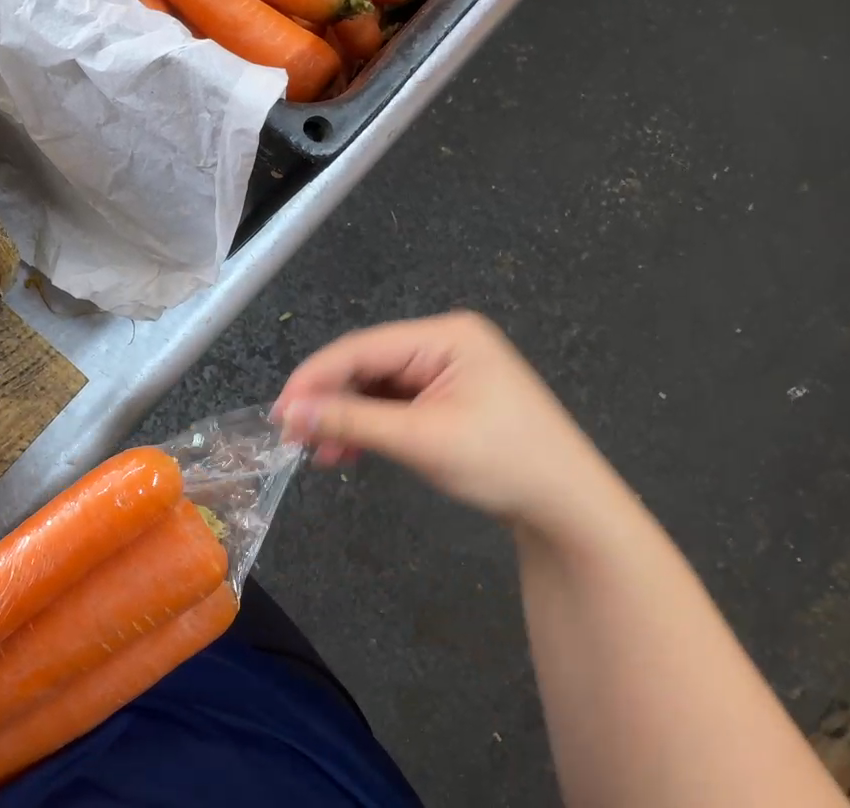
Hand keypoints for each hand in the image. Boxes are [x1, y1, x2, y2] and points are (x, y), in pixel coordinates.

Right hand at [273, 311, 620, 528]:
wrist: (571, 511)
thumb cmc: (505, 464)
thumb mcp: (420, 440)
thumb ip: (349, 421)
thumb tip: (288, 413)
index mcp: (446, 337)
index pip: (360, 349)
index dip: (313, 378)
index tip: (278, 410)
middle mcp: (442, 345)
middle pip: (363, 367)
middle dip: (327, 403)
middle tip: (293, 436)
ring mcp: (444, 371)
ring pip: (370, 389)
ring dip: (342, 420)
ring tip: (319, 452)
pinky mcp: (442, 398)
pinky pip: (388, 405)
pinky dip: (364, 428)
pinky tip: (344, 451)